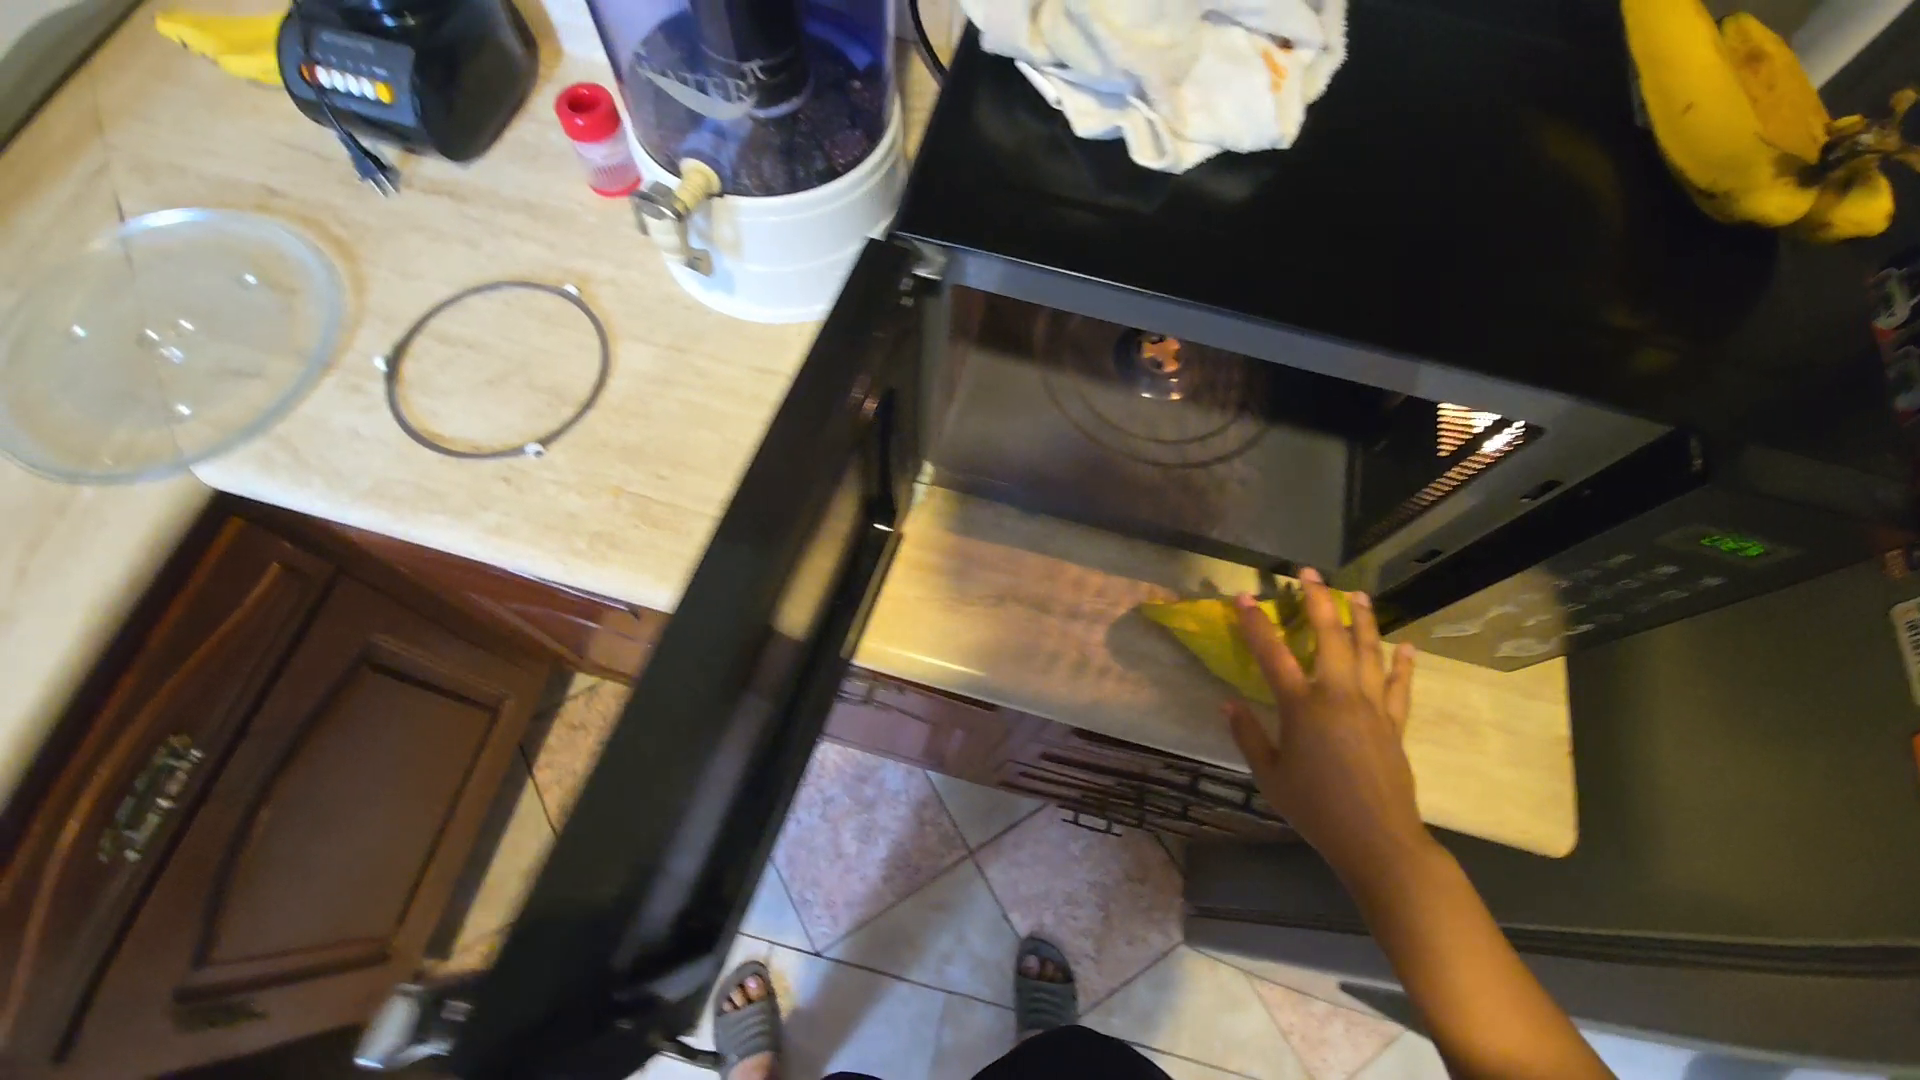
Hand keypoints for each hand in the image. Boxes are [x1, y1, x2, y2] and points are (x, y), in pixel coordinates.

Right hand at [1224, 568, 1432, 884]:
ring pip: (1367, 651)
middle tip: (1309, 573)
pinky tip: (1405, 645)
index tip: (1245, 597)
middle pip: (1328, 636)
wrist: (1376, 839)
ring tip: (1357, 593)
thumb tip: (1228, 702)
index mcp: (1301, 707)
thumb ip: (1248, 735)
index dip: (1256, 623)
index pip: (1272, 654)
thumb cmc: (1315, 808)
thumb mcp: (1269, 775)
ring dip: (1362, 618)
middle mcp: (1338, 695)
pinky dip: (1402, 663)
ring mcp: (1371, 706)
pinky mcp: (1393, 722)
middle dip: (1318, 600)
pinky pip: (1399, 685)